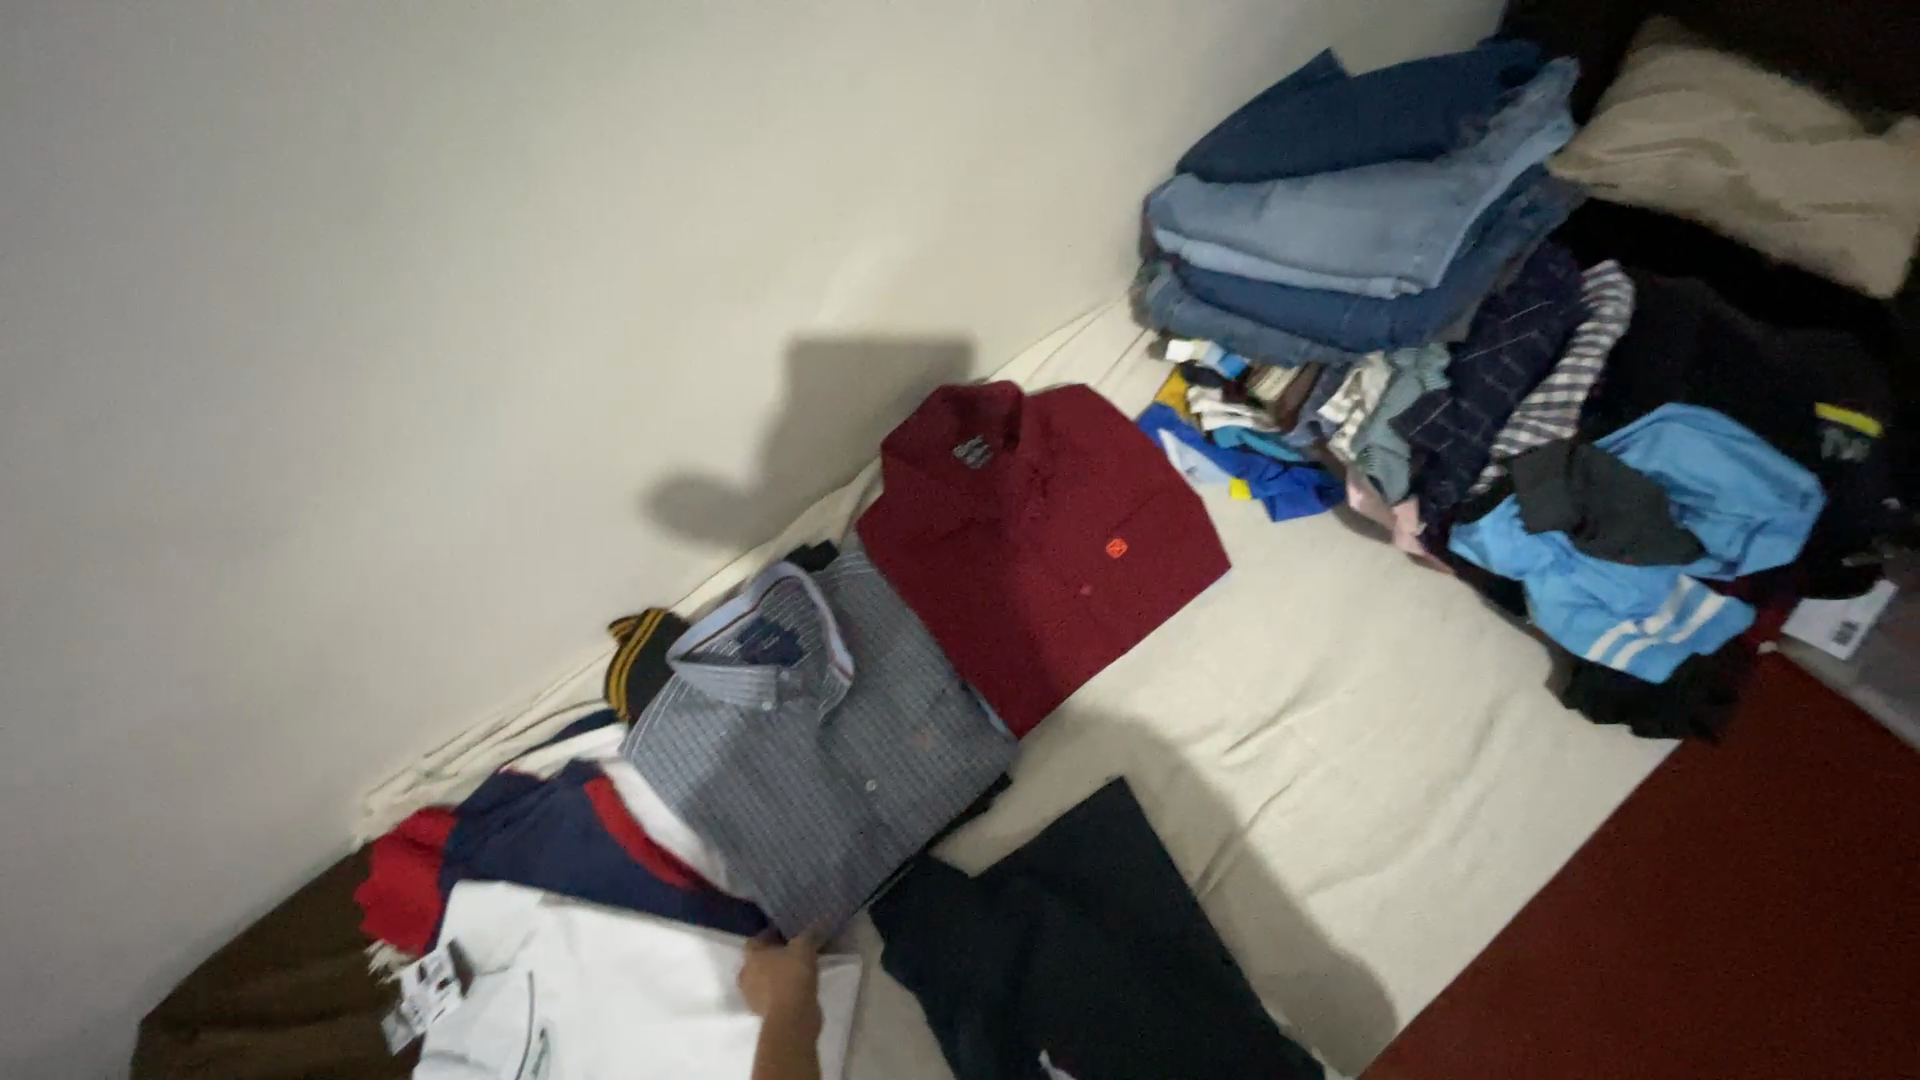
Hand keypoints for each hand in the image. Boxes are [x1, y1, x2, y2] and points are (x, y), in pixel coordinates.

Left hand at [738, 930, 822, 1026]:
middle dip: (772, 956)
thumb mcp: (805, 946)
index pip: (756, 939)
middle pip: (757, 960)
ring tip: (796, 969)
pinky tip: (797, 986)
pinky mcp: (763, 1014)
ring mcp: (752, 997)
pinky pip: (771, 995)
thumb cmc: (793, 975)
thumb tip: (817, 921)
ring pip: (763, 980)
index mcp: (751, 955)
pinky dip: (781, 991)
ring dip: (775, 975)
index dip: (771, 934)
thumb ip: (808, 932)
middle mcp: (746, 975)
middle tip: (791, 951)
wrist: (792, 1017)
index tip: (787, 932)